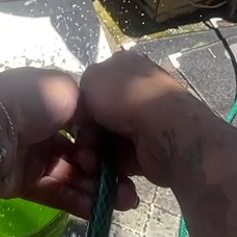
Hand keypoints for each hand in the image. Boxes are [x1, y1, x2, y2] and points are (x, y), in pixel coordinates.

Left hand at [0, 67, 138, 218]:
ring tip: (125, 202)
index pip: (83, 119)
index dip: (102, 136)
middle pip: (79, 150)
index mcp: (47, 97)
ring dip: (98, 188)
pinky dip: (79, 201)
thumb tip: (93, 125)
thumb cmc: (32, 102)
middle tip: (127, 184)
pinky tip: (101, 210)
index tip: (119, 149)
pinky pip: (57, 192)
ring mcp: (32, 155)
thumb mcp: (66, 88)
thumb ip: (86, 105)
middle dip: (105, 168)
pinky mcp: (24, 182)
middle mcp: (40, 125)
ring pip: (71, 174)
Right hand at [76, 51, 202, 187]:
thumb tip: (85, 108)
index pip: (95, 85)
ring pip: (108, 140)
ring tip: (89, 161)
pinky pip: (121, 158)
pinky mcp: (149, 148)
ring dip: (94, 153)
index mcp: (125, 66)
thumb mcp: (90, 79)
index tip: (74, 120)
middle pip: (100, 116)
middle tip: (81, 146)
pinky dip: (110, 165)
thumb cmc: (124, 97)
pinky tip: (102, 170)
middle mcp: (136, 91)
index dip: (81, 104)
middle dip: (87, 134)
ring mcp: (145, 120)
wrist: (163, 129)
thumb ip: (80, 90)